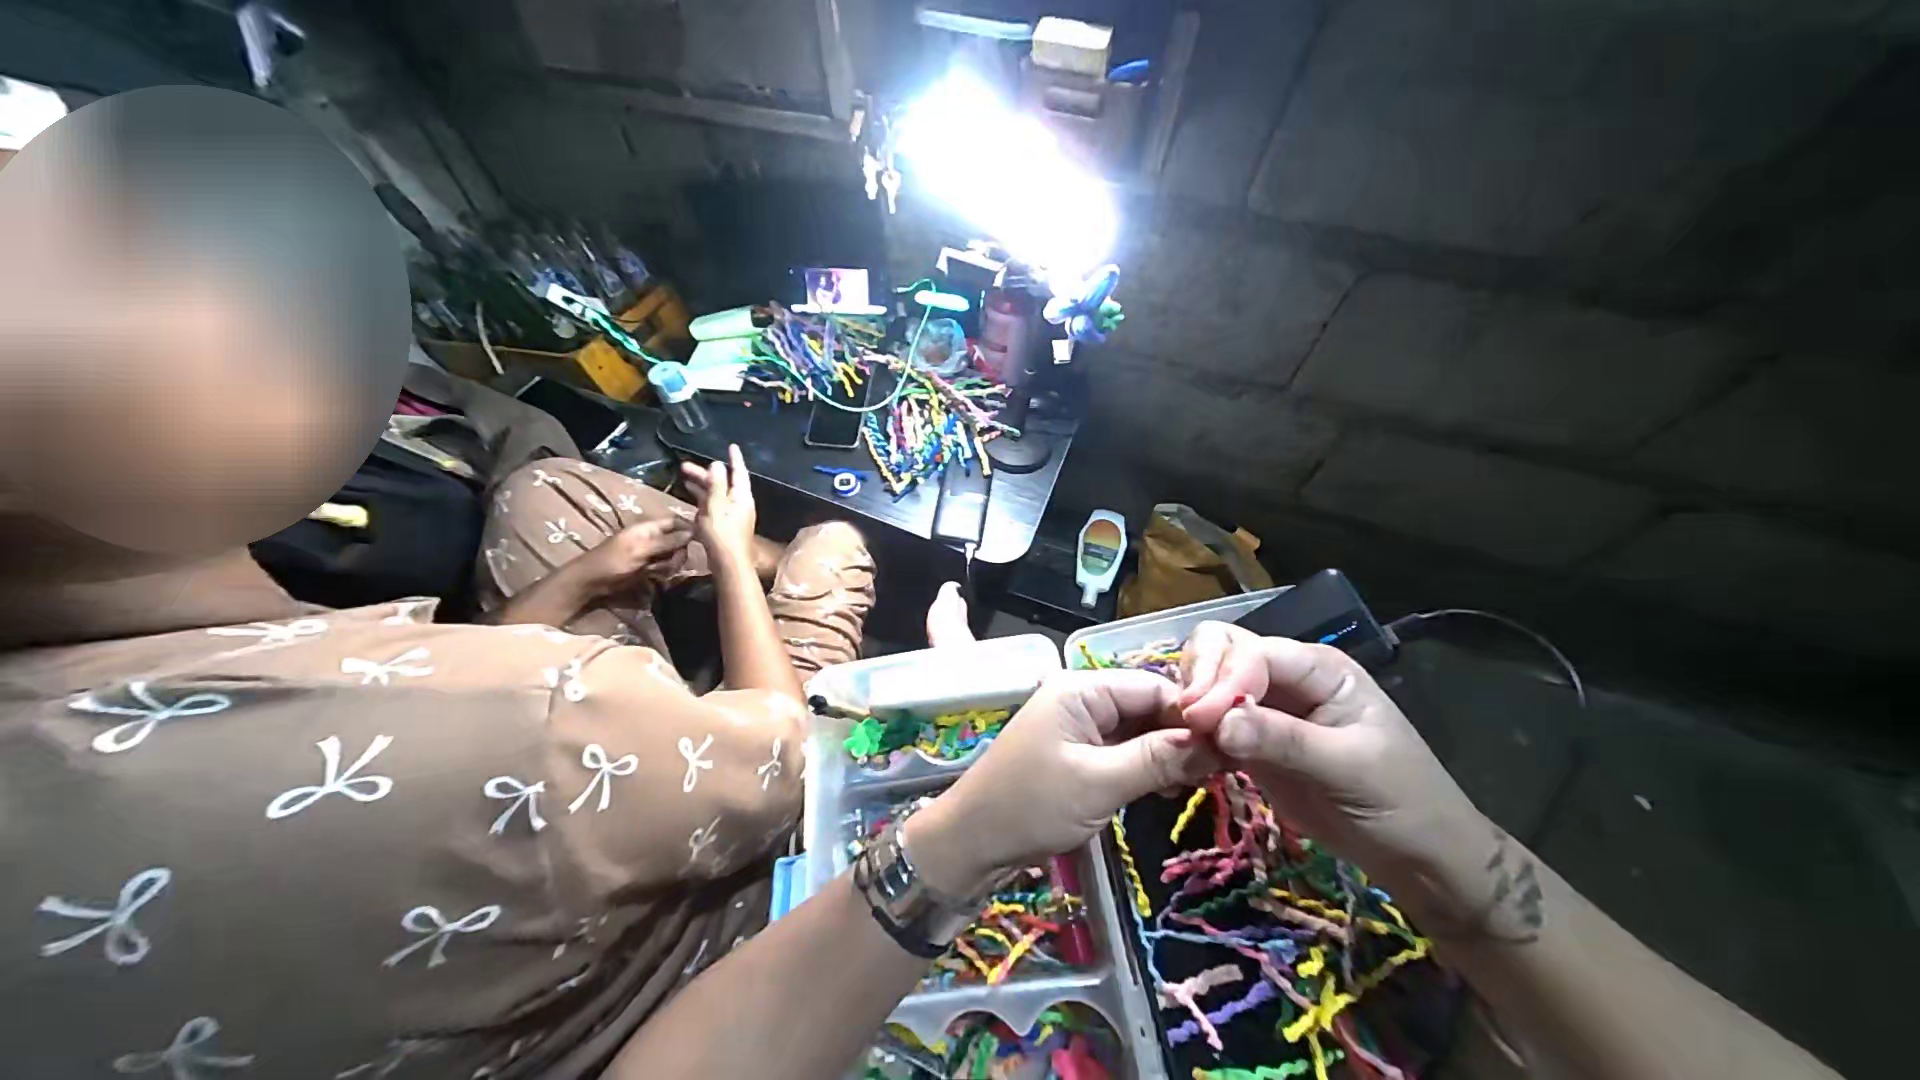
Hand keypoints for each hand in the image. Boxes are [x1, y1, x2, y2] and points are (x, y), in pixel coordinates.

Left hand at [574, 518, 692, 592]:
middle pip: (679, 540)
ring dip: (672, 564)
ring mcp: (652, 552)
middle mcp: (654, 538)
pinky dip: (665, 571)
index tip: (700, 540)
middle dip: (679, 552)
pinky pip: (667, 566)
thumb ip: (666, 541)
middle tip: (671, 563)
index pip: (676, 522)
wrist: (592, 582)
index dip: (688, 528)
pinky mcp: (650, 566)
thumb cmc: (612, 561)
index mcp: (649, 527)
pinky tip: (657, 577)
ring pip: (675, 555)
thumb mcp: (640, 550)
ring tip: (660, 572)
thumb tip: (692, 532)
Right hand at [681, 444, 755, 566]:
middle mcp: (740, 503)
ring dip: (702, 485)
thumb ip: (717, 484)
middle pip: (723, 483)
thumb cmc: (722, 533)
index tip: (731, 446)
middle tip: (685, 466)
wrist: (728, 564)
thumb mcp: (716, 505)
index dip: (734, 458)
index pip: (739, 472)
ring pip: (716, 494)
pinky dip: (703, 499)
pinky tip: (691, 497)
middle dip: (706, 474)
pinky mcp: (725, 526)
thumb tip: (718, 464)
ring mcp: (733, 515)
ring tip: (684, 477)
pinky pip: (713, 506)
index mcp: (741, 496)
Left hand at [905, 670, 1219, 896]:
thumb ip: (1158, 759)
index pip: (1153, 687)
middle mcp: (1080, 698)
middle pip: (1147, 706)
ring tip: (1203, 780)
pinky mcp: (1076, 753)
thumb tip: (1216, 743)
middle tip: (1224, 769)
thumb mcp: (1100, 783)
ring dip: (1167, 753)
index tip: (1234, 745)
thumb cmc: (1031, 806)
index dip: (1194, 714)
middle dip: (1183, 735)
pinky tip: (1169, 787)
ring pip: (1137, 730)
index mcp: (1080, 689)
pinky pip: (1121, 750)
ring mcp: (1076, 726)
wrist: (972, 842)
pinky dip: (1146, 766)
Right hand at [1178, 621, 1483, 877]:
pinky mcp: (1248, 738)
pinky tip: (1192, 750)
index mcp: (1319, 667)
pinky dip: (1193, 729)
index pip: (1253, 652)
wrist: (1418, 857)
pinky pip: (1208, 719)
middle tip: (1189, 721)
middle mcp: (1286, 676)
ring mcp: (1264, 706)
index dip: (1222, 678)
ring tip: (1189, 737)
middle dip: (1199, 677)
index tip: (1200, 718)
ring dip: (1190, 701)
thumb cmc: (1402, 803)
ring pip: (1208, 681)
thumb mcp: (1350, 768)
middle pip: (1222, 649)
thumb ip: (1283, 740)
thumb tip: (1218, 722)